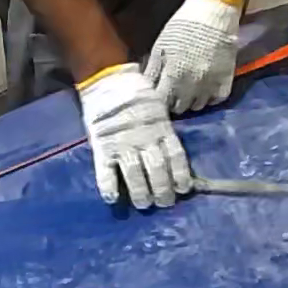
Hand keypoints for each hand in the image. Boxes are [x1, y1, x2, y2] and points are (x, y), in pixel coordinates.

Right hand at [76, 64, 193, 209]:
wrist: (108, 82)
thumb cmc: (136, 95)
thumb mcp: (158, 108)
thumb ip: (161, 131)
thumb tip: (170, 155)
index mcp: (161, 128)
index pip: (175, 155)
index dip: (180, 174)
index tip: (184, 190)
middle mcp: (145, 139)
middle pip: (157, 168)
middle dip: (162, 189)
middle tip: (164, 204)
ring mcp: (123, 145)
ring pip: (135, 173)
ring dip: (140, 192)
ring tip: (144, 205)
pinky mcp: (103, 148)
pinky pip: (106, 172)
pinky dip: (109, 187)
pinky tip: (113, 199)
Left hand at [147, 0, 242, 114]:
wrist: (214, 10)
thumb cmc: (182, 29)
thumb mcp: (159, 50)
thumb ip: (152, 73)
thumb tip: (144, 91)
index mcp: (171, 78)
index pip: (160, 104)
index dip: (158, 102)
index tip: (158, 97)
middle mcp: (190, 86)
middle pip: (179, 108)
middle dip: (174, 103)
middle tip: (173, 93)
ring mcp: (210, 83)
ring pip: (197, 106)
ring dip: (192, 101)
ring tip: (189, 91)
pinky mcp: (226, 78)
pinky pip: (218, 99)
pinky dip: (211, 98)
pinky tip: (206, 90)